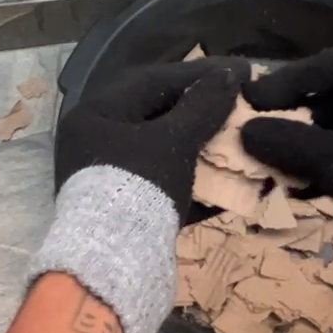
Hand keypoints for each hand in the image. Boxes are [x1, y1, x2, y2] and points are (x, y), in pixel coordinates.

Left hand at [55, 58, 247, 220]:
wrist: (115, 263)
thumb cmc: (137, 188)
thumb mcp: (172, 142)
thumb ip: (201, 106)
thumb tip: (229, 75)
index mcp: (96, 114)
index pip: (153, 81)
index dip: (199, 73)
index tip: (239, 69)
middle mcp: (93, 140)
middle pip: (154, 114)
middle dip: (198, 109)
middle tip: (236, 100)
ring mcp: (105, 175)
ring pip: (159, 148)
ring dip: (197, 142)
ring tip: (234, 135)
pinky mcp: (120, 207)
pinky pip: (159, 179)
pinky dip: (189, 174)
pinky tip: (221, 175)